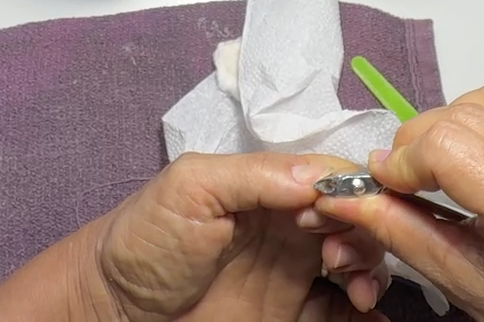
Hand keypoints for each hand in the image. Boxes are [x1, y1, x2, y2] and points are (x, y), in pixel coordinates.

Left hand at [91, 151, 391, 321]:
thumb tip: (317, 177)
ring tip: (355, 291)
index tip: (338, 216)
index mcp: (267, 183)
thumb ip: (252, 176)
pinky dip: (363, 315)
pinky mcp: (289, 315)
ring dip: (369, 270)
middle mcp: (287, 222)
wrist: (113, 309)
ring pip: (355, 262)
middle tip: (338, 258)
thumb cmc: (146, 236)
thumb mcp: (192, 187)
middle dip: (363, 231)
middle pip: (351, 217)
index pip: (327, 176)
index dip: (347, 191)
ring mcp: (291, 271)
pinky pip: (338, 313)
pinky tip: (368, 317)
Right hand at [315, 80, 483, 321]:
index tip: (389, 177)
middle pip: (466, 115)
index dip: (405, 158)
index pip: (448, 148)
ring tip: (461, 158)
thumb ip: (405, 234)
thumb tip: (348, 195)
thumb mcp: (472, 290)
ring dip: (463, 118)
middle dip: (424, 139)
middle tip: (414, 171)